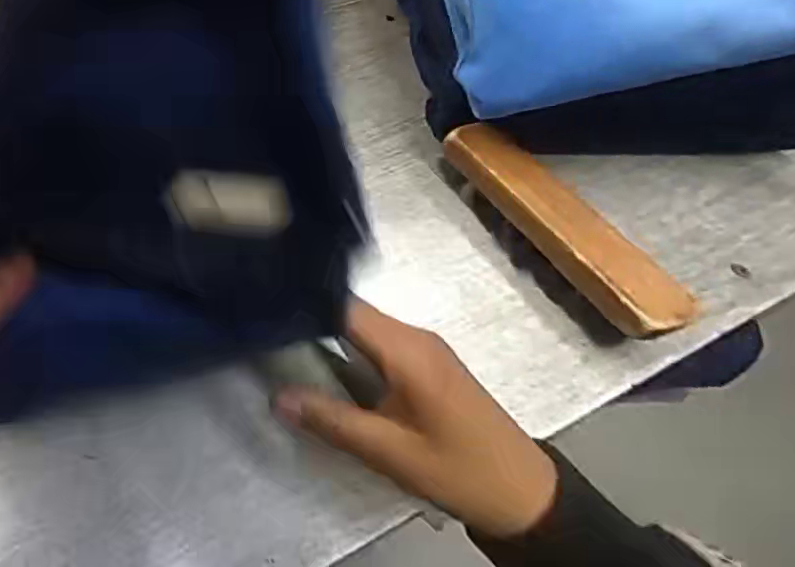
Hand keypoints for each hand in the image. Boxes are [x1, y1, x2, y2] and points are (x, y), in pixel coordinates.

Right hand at [273, 300, 557, 538]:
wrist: (522, 491)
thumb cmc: (457, 468)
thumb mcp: (390, 452)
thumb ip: (333, 421)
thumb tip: (279, 397)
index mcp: (406, 348)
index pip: (347, 306)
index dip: (309, 303)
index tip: (272, 307)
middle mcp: (415, 335)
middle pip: (356, 312)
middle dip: (315, 318)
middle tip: (273, 329)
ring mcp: (425, 345)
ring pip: (368, 325)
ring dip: (334, 333)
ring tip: (292, 344)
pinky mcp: (430, 360)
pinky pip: (383, 339)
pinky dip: (355, 346)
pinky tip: (334, 364)